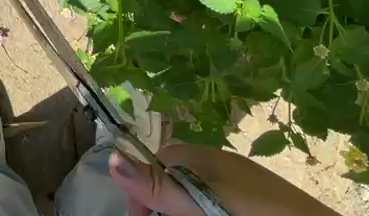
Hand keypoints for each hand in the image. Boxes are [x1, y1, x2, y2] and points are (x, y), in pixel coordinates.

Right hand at [109, 144, 341, 215]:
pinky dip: (207, 209)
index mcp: (203, 159)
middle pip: (176, 184)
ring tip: (198, 215)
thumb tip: (111, 158)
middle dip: (166, 207)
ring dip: (185, 208)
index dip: (143, 193)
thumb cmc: (257, 213)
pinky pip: (219, 202)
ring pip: (198, 199)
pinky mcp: (255, 203)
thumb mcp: (201, 205)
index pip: (156, 163)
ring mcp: (240, 189)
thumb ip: (159, 188)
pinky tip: (216, 214)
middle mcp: (219, 168)